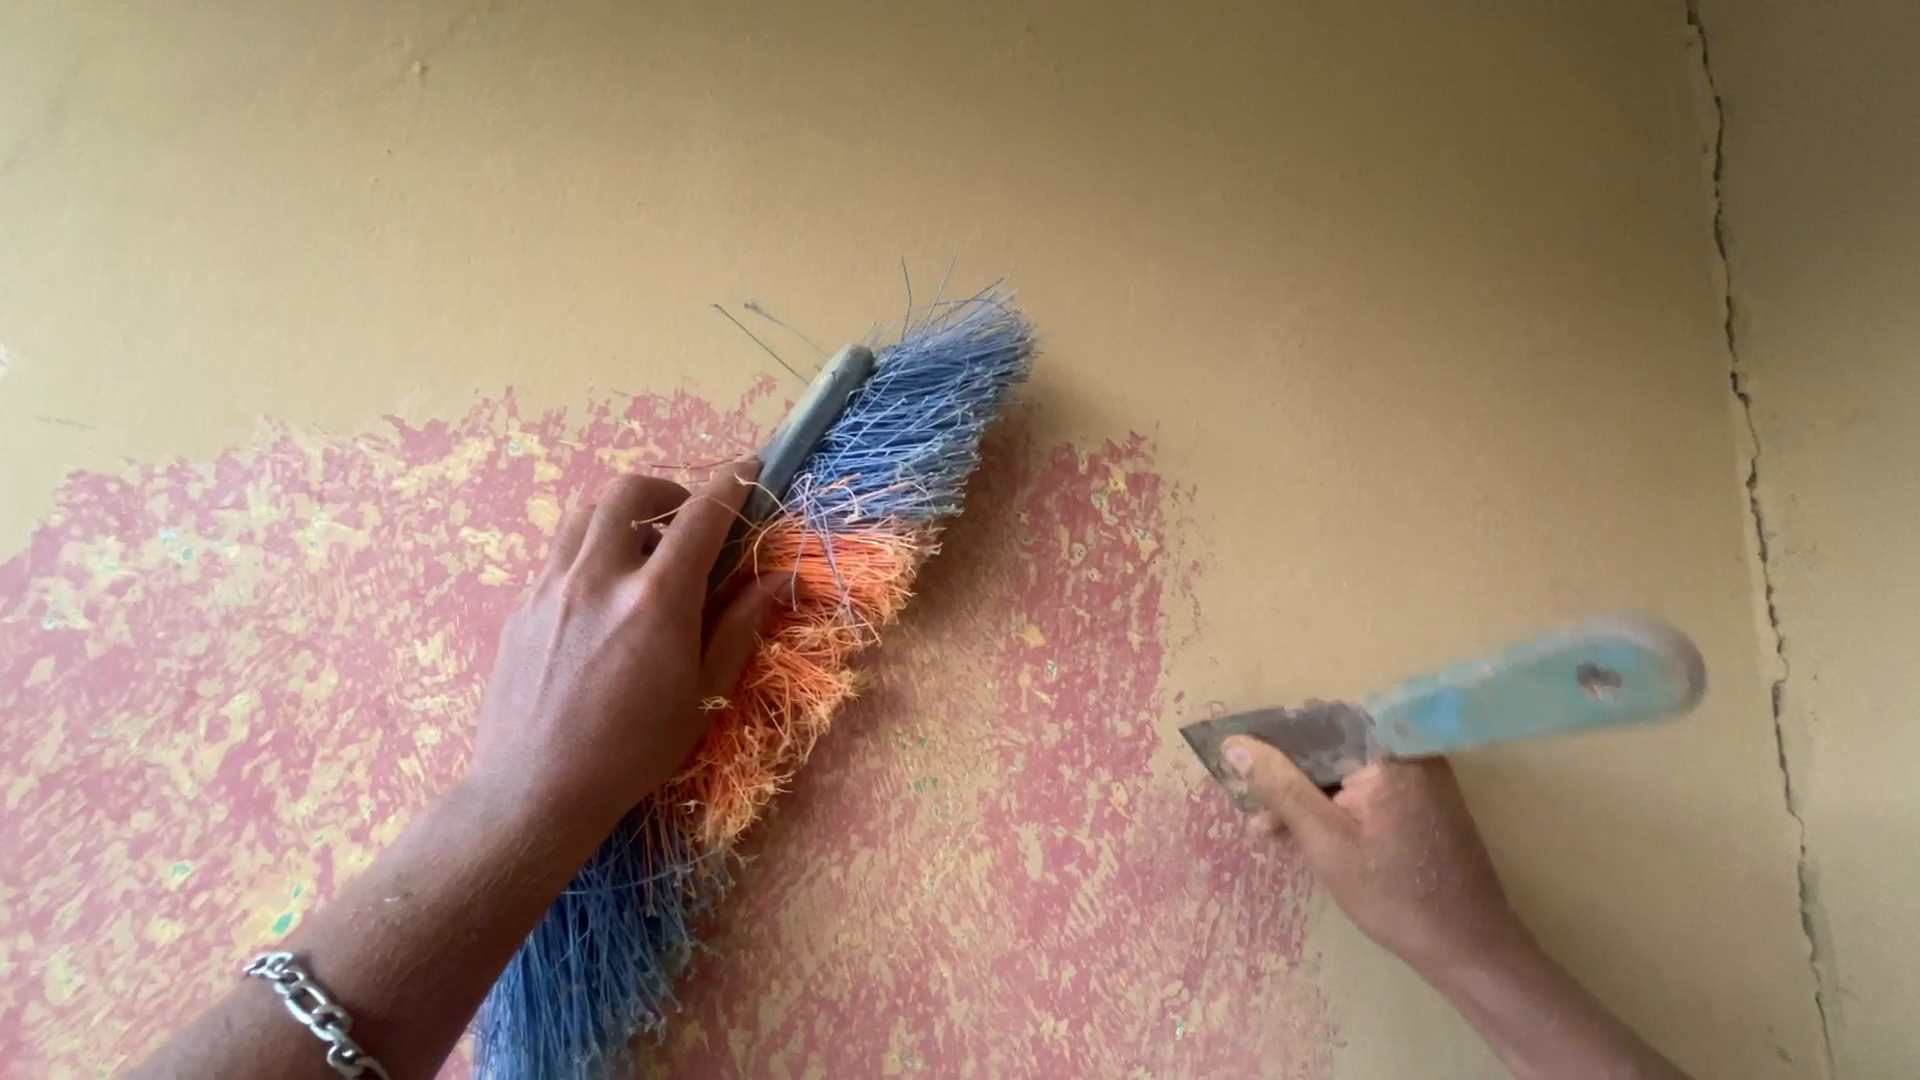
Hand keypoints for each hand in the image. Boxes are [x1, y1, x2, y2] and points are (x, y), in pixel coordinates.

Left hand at [468, 460, 788, 828]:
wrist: (534, 790)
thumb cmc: (636, 748)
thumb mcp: (704, 691)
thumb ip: (740, 623)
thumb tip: (779, 577)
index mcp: (656, 600)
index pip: (702, 517)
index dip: (732, 483)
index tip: (750, 466)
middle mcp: (599, 577)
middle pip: (629, 491)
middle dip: (668, 490)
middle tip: (687, 521)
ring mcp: (550, 586)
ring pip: (585, 511)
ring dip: (624, 512)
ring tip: (643, 548)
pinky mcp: (521, 603)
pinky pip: (560, 549)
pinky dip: (593, 546)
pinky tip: (605, 591)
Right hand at [1221, 737, 1526, 973]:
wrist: (1470, 952)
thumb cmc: (1394, 894)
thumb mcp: (1323, 838)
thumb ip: (1279, 785)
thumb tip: (1234, 744)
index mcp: (1388, 750)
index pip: (1316, 721)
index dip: (1273, 739)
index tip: (1241, 764)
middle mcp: (1406, 751)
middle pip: (1328, 745)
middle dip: (1286, 774)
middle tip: (1253, 806)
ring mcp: (1416, 776)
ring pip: (1341, 768)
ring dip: (1304, 794)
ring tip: (1269, 828)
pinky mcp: (1418, 800)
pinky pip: (1361, 786)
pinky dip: (1331, 805)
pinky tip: (1303, 832)